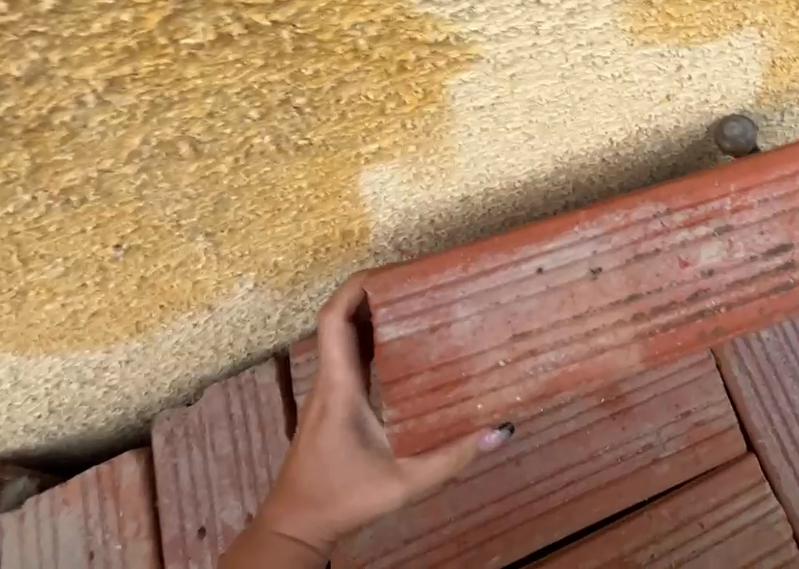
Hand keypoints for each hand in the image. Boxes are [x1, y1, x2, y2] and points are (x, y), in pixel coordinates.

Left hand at [248, 274, 512, 558]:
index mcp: (340, 385)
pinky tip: (408, 339)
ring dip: (376, 309)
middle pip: (341, 315)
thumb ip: (453, 456)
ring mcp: (330, 387)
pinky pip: (352, 351)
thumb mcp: (405, 482)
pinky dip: (375, 332)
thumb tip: (503, 428)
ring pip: (345, 332)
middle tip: (422, 278)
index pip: (334, 319)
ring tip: (421, 298)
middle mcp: (332, 377)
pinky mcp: (336, 398)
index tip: (398, 271)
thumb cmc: (344, 499)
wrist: (295, 528)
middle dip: (377, 288)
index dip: (358, 287)